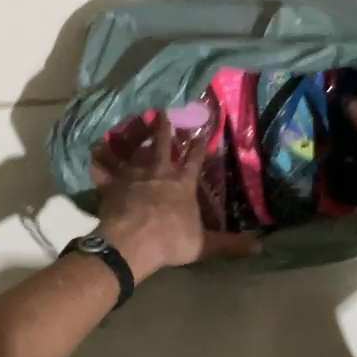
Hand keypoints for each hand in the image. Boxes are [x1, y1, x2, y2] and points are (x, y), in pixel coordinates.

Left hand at [90, 113, 259, 278]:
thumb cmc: (170, 241)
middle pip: (163, 144)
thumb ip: (231, 244)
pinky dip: (99, 159)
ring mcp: (134, 175)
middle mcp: (159, 172)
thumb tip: (262, 245)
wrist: (133, 242)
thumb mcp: (205, 244)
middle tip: (163, 111)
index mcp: (183, 183)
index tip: (203, 127)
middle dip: (165, 127)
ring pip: (134, 151)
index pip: (195, 158)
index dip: (200, 143)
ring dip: (133, 138)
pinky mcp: (113, 183)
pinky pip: (104, 168)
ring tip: (130, 122)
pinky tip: (93, 148)